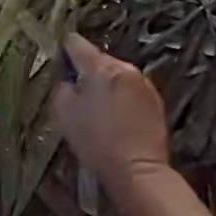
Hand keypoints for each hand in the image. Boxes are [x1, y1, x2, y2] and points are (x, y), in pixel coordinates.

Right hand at [51, 33, 171, 195]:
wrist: (140, 173)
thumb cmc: (97, 142)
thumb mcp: (64, 113)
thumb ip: (61, 87)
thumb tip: (67, 79)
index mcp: (100, 66)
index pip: (75, 42)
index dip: (63, 52)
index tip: (59, 69)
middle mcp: (124, 67)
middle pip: (98, 58)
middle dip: (87, 72)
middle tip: (78, 97)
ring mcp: (143, 83)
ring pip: (116, 74)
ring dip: (106, 85)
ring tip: (99, 110)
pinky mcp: (156, 101)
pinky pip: (131, 89)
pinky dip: (122, 97)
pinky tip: (117, 119)